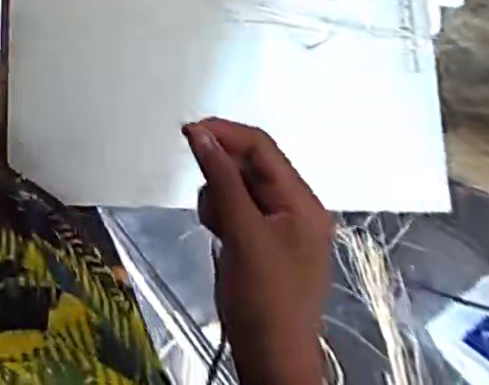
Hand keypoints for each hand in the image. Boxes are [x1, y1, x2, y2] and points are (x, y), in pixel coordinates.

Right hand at [185, 118, 332, 384]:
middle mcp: (292, 207)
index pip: (261, 147)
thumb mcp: (242, 232)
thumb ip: (220, 177)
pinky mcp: (256, 236)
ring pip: (234, 182)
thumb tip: (199, 132)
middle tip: (206, 194)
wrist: (269, 357)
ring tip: (217, 224)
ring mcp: (274, 223)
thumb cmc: (265, 298)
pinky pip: (230, 203)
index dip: (224, 132)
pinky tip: (217, 231)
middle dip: (219, 172)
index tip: (187, 131)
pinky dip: (217, 210)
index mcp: (301, 203)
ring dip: (216, 194)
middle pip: (247, 162)